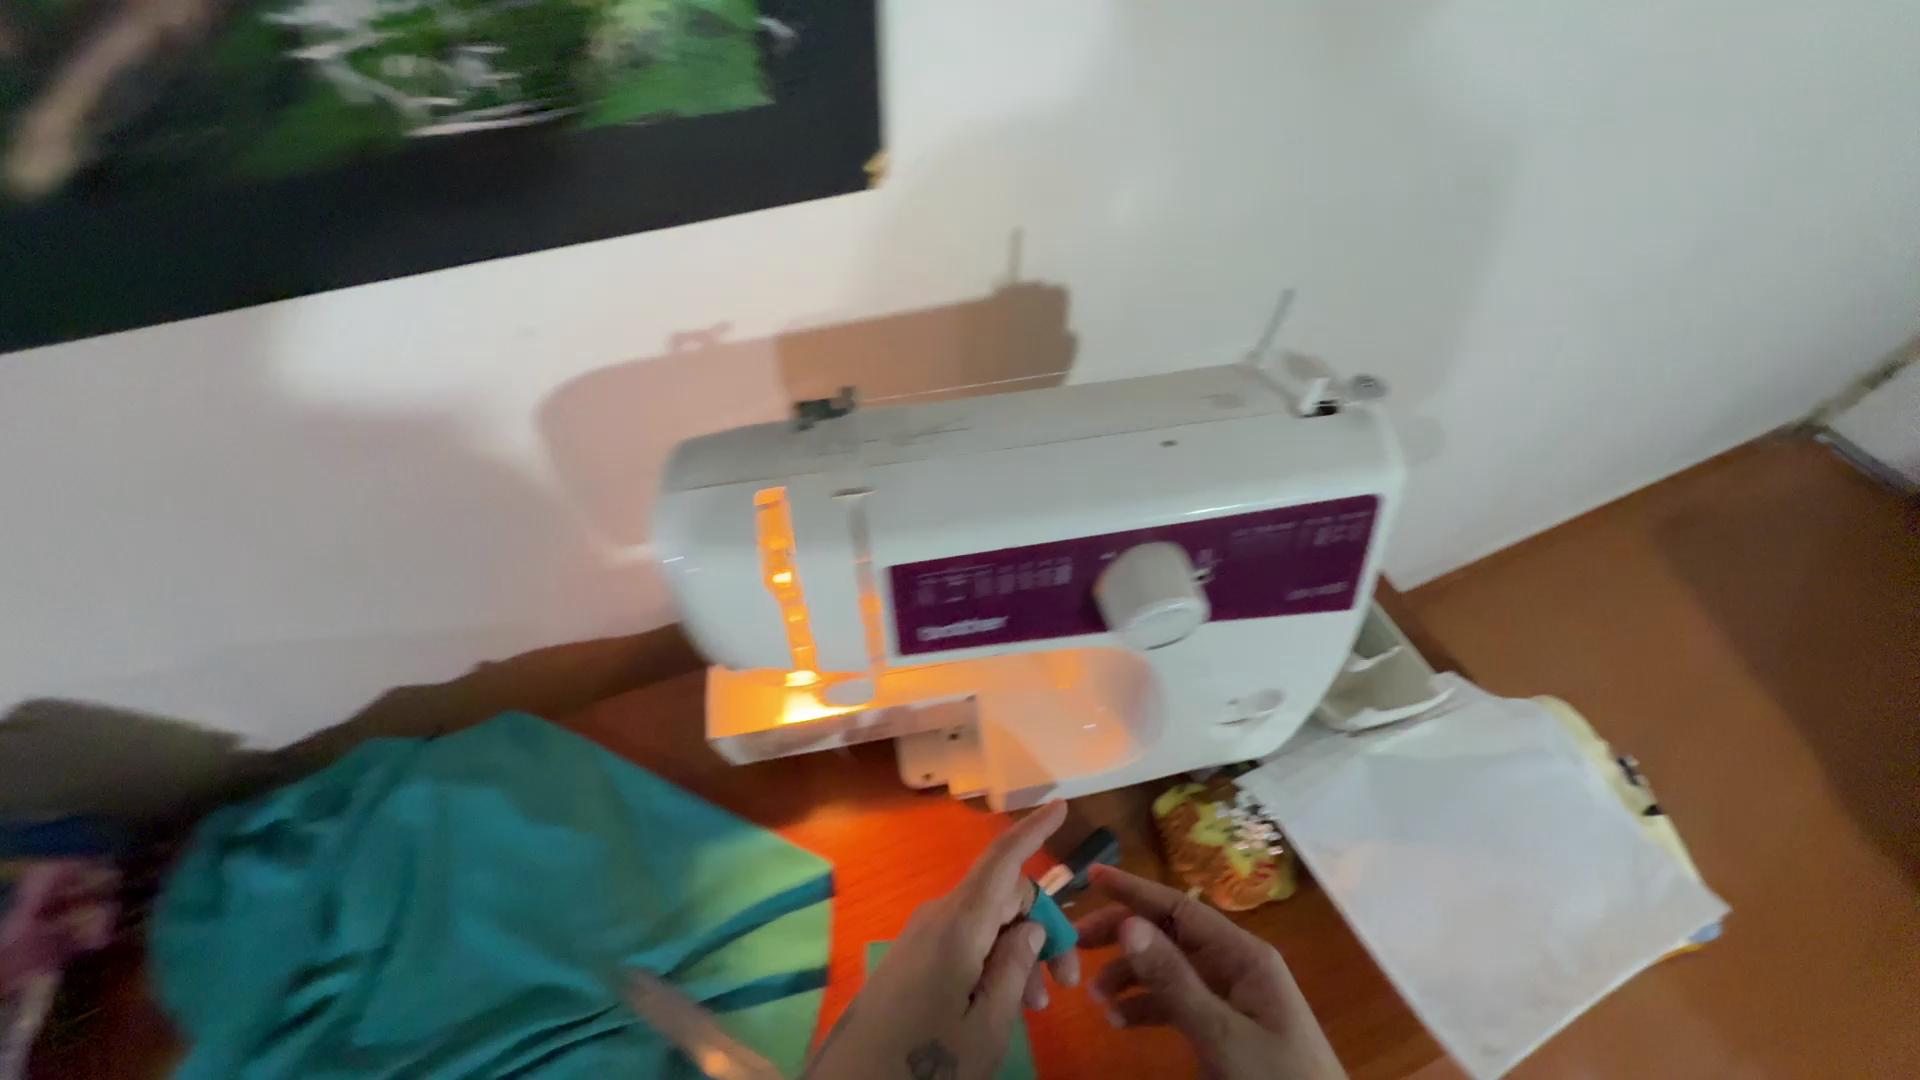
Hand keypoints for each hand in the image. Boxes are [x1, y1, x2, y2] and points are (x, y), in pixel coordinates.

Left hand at [804, 801, 1078, 1079]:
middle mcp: (939, 914)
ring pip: (986, 922)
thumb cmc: (926, 1062)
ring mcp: (922, 933)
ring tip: (1036, 1009)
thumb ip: (1015, 968)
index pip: (1003, 859)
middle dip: (1041, 928)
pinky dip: (992, 959)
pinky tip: (1002, 1002)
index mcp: (960, 922)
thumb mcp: (988, 1026)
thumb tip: (1032, 924)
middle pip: (1003, 896)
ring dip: (1018, 951)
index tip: (1061, 805)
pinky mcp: (912, 954)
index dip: (1034, 830)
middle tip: (1066, 983)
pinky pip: (964, 939)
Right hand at [1076, 865, 1346, 1079]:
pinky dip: (1145, 1006)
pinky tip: (1119, 1020)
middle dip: (1123, 935)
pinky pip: (1176, 1001)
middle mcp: (1234, 964)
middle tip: (1076, 943)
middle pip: (1168, 934)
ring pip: (1167, 968)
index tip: (1091, 876)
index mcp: (1243, 954)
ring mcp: (1229, 995)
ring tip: (1094, 996)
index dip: (1133, 890)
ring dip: (1129, 976)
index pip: (1178, 906)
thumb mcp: (1221, 1034)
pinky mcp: (1224, 1025)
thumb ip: (1174, 980)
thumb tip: (1128, 922)